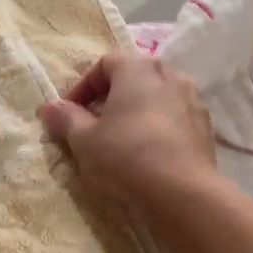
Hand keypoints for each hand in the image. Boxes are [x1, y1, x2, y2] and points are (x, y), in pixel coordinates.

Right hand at [37, 52, 217, 206]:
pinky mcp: (203, 123)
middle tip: (93, 123)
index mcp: (137, 70)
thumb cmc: (124, 156)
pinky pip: (174, 114)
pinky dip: (157, 124)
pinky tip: (147, 150)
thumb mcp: (83, 140)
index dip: (83, 86)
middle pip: (133, 75)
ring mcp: (191, 97)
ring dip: (135, 109)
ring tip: (121, 137)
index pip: (105, 63)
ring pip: (156, 94)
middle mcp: (168, 74)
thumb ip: (65, 119)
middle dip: (110, 95)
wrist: (178, 189)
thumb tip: (49, 107)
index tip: (69, 112)